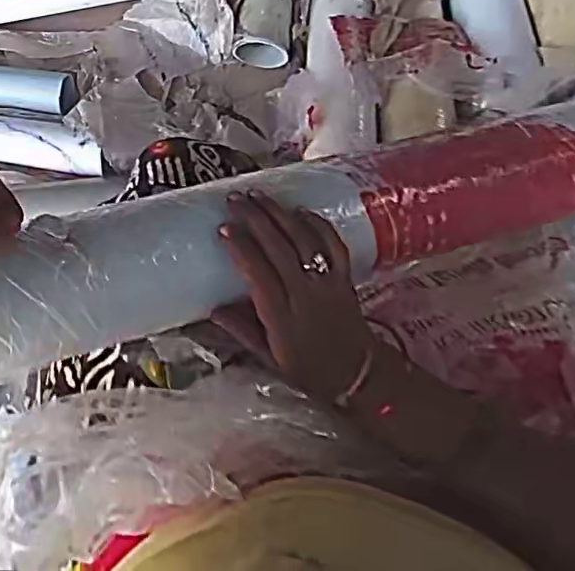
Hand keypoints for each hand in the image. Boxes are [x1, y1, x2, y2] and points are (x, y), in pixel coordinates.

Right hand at [210, 192, 378, 402]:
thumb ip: (240, 330)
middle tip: (234, 199)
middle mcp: (307, 295)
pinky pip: (333, 245)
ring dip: (279, 214)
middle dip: (255, 219)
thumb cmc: (309, 369)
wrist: (363, 378)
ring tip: (257, 195)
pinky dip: (318, 224)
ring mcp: (329, 284)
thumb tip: (211, 308)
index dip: (241, 247)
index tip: (223, 228)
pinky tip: (299, 209)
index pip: (260, 272)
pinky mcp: (345, 278)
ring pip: (304, 240)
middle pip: (280, 248)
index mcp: (283, 316)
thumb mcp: (268, 358)